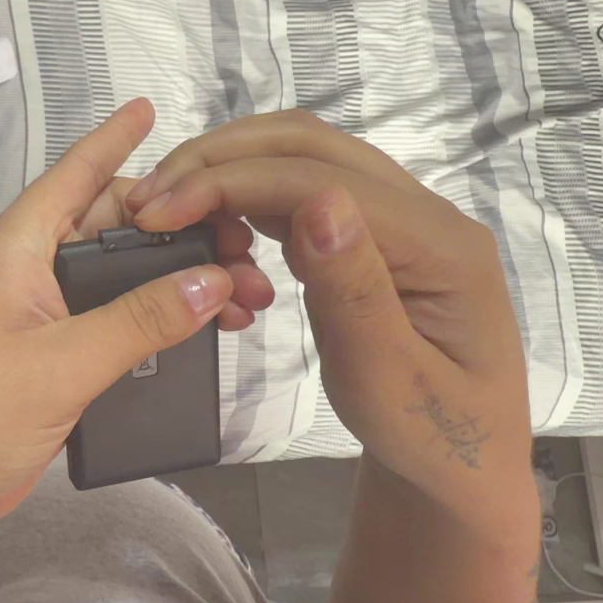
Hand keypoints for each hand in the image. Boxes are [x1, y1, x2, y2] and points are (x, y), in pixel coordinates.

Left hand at [0, 99, 275, 534]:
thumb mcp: (58, 364)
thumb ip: (137, 321)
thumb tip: (212, 279)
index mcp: (16, 250)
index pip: (71, 178)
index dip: (109, 140)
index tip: (148, 108)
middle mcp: (28, 271)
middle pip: (107, 224)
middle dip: (173, 224)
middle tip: (244, 244)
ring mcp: (39, 315)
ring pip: (115, 275)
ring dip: (171, 277)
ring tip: (241, 294)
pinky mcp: (51, 355)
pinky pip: (110, 319)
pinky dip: (153, 319)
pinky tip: (198, 330)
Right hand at [123, 111, 531, 510]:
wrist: (455, 459)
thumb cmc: (427, 434)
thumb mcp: (389, 380)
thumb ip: (356, 290)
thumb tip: (318, 200)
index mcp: (438, 243)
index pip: (316, 180)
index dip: (228, 183)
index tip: (155, 214)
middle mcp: (421, 210)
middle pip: (307, 143)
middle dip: (217, 158)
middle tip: (148, 198)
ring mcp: (393, 216)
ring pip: (297, 155)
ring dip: (225, 168)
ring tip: (165, 206)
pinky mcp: (363, 231)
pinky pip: (295, 189)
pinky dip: (241, 194)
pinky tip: (206, 220)